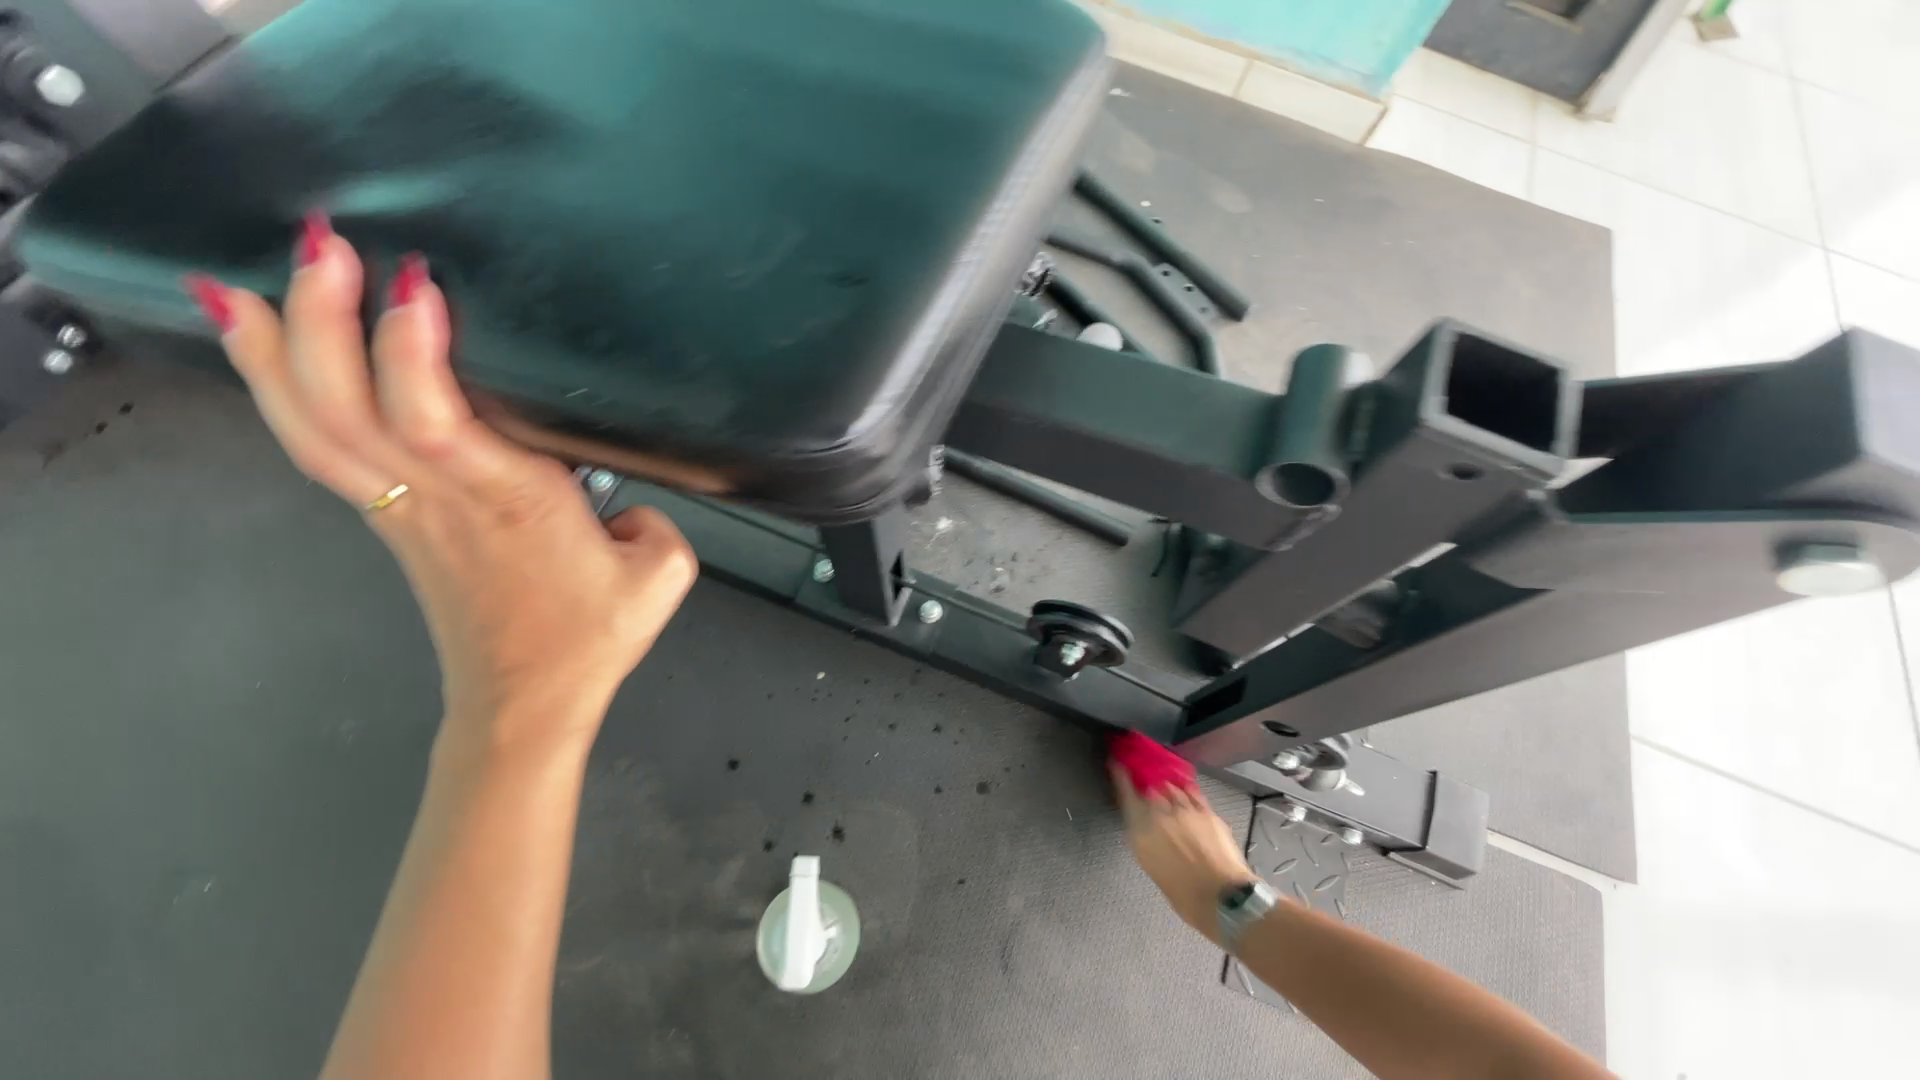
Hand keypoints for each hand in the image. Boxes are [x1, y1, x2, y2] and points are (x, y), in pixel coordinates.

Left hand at [187, 216, 696, 749]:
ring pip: (315, 430)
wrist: (525, 702)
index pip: (434, 421)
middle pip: (349, 411)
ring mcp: (403, 513)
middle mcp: (443, 501)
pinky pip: (320, 451)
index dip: (409, 349)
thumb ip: (657, 519)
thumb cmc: (590, 639)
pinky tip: (266, 353)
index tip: (414, 280)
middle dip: (323, 321)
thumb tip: (624, 498)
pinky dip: (280, 395)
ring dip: (277, 353)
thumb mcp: (664, 574)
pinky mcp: (390, 523)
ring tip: (247, 280)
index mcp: (514, 504)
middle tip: (324, 242)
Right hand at [1111, 766, 1258, 942]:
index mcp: (1141, 833)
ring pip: (1171, 787)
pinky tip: (1184, 787)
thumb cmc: (1184, 895)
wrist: (1223, 898)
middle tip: (1144, 778)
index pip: (1126, 795)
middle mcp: (1159, 815)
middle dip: (1146, 781)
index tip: (1117, 765)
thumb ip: (1147, 842)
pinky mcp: (1206, 810)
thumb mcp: (1154, 868)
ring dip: (1166, 785)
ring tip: (1164, 783)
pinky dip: (1185, 788)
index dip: (1121, 778)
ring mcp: (1184, 810)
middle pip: (1149, 787)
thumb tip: (1148, 829)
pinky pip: (1191, 791)